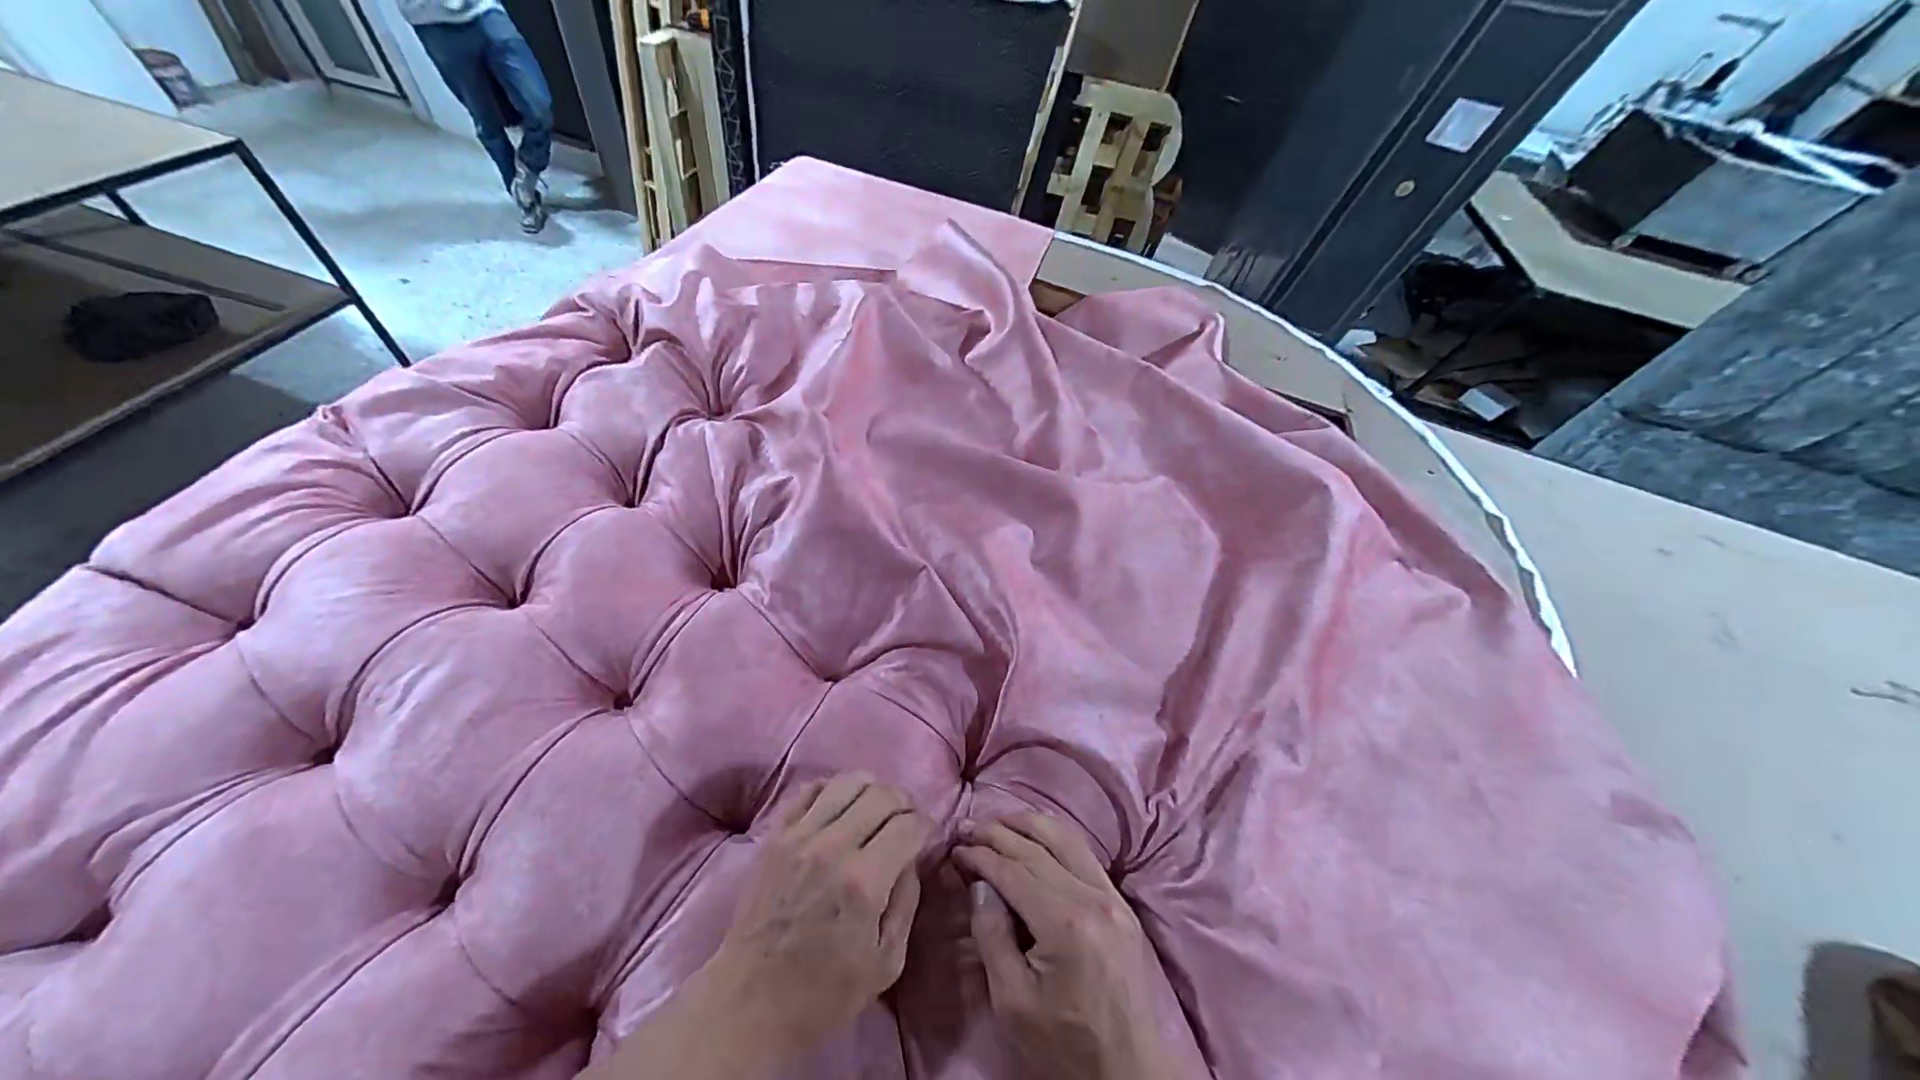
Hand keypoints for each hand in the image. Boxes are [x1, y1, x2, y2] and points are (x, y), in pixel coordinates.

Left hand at [583, 774, 928, 1079]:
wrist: (750, 1003)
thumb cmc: (824, 994)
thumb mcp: (887, 962)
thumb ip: (906, 900)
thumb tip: (911, 858)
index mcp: (864, 883)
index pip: (909, 825)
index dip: (927, 826)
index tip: (928, 837)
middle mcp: (832, 848)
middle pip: (882, 794)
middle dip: (905, 803)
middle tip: (906, 822)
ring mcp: (798, 837)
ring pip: (847, 781)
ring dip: (872, 790)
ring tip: (876, 811)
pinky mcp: (774, 836)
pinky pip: (810, 790)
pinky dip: (833, 790)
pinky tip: (841, 810)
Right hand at [955, 814, 1185, 1079]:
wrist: (1131, 1074)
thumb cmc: (1065, 1044)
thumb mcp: (1013, 1001)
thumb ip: (992, 935)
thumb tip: (981, 884)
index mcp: (1066, 922)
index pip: (1013, 870)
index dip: (980, 855)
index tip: (954, 847)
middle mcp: (1094, 897)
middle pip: (1037, 848)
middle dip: (997, 833)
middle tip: (967, 825)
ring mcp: (1113, 897)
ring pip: (1067, 839)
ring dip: (1029, 824)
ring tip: (998, 820)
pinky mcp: (1123, 905)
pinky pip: (1086, 854)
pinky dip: (1057, 837)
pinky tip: (1037, 836)